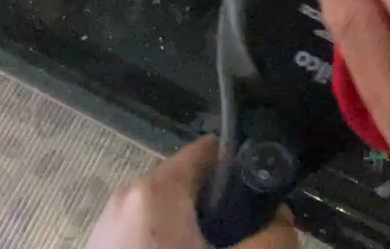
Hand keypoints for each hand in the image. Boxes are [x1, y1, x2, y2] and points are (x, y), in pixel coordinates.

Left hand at [83, 137, 297, 248]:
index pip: (210, 151)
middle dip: (222, 212)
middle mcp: (127, 198)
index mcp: (156, 190)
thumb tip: (282, 220)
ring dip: (198, 238)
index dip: (243, 170)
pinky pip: (149, 240)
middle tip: (242, 244)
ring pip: (172, 218)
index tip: (261, 203)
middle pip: (192, 186)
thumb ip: (273, 240)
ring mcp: (107, 231)